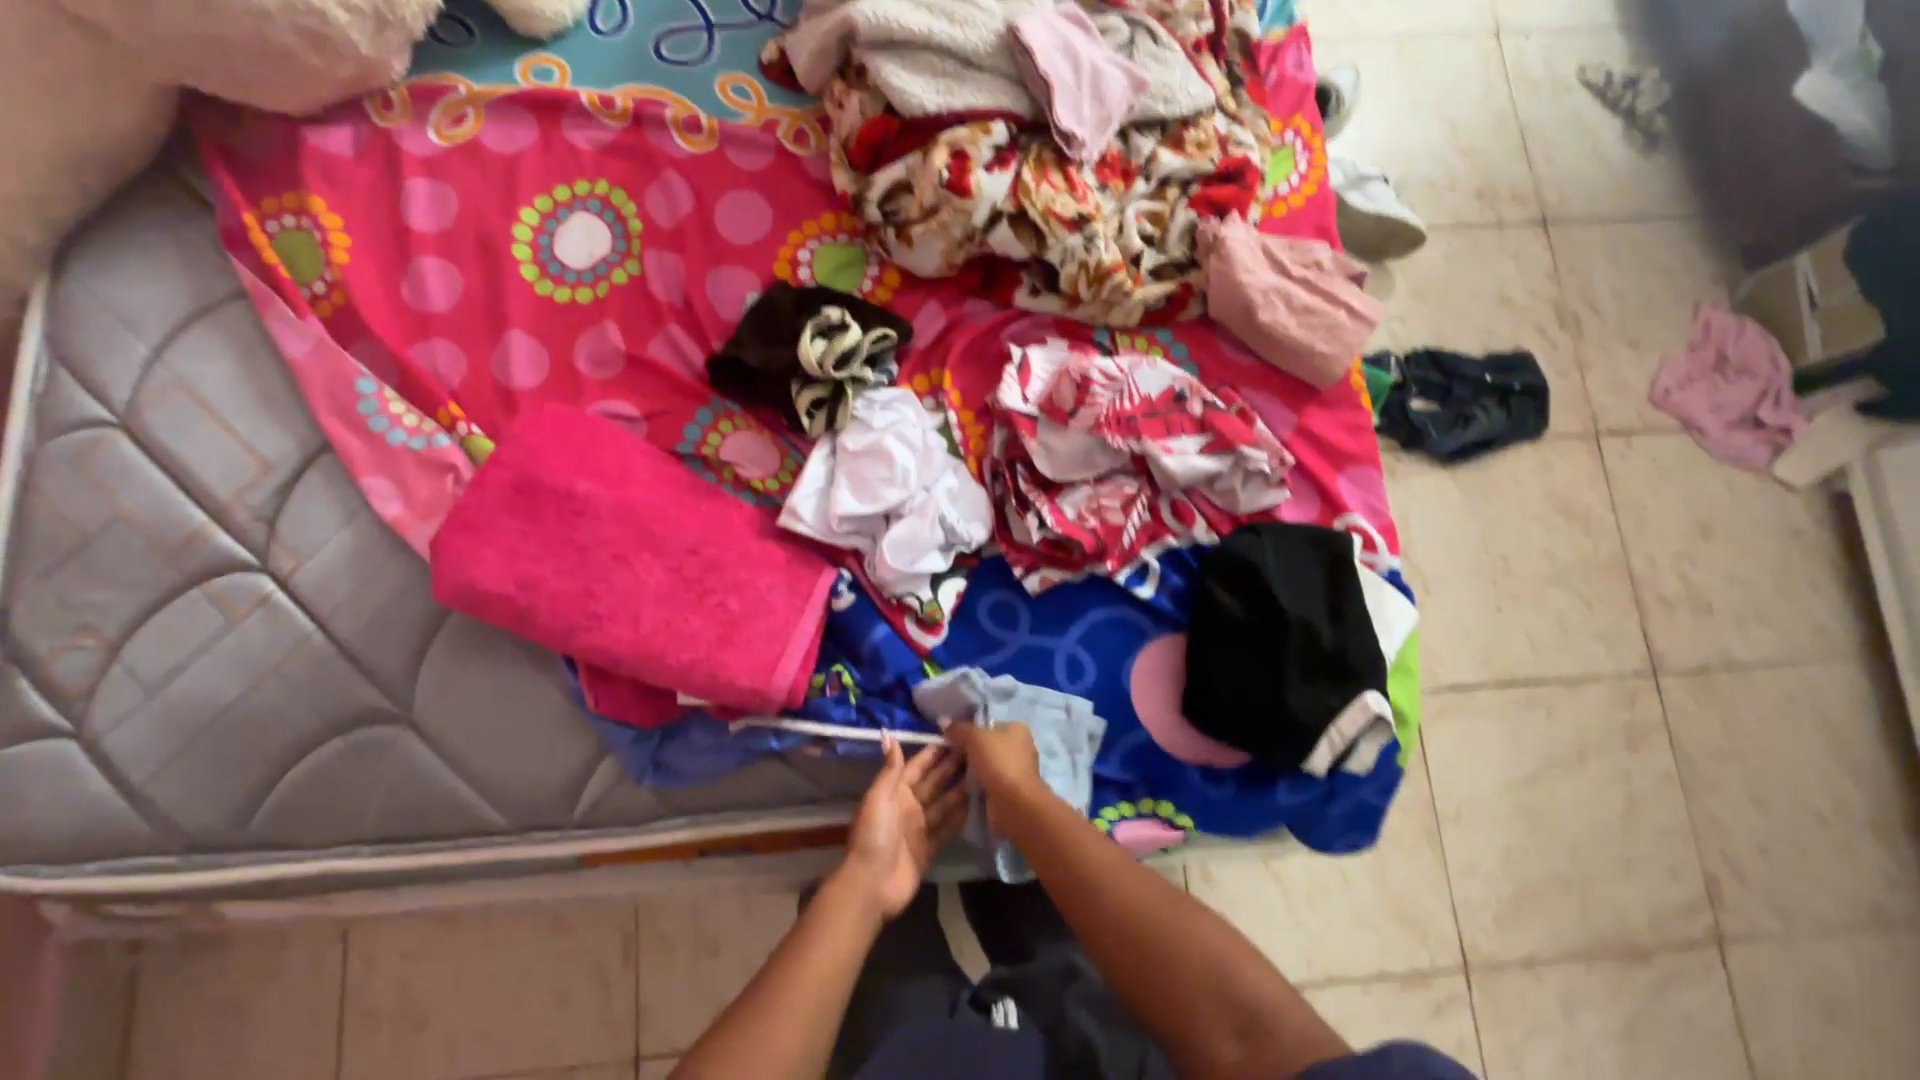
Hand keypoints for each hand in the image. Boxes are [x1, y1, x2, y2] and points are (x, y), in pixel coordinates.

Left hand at [838, 735, 966, 917]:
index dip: (933, 753)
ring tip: (983, 775)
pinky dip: (960, 818)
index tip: (955, 738)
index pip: (917, 768)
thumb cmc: (874, 836)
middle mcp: (908, 807)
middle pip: (933, 784)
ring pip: (943, 805)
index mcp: (894, 793)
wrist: (872, 885)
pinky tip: (977, 806)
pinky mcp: (928, 848)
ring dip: (960, 791)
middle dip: (951, 768)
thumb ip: (890, 770)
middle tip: (977, 753)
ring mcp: (919, 828)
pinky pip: (947, 828)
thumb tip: (889, 735)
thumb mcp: (879, 799)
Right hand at [941, 720, 1042, 829]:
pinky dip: (975, 786)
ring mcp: (1015, 771)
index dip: (968, 730)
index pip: (987, 726)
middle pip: (985, 746)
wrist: (1013, 803)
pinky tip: (960, 788)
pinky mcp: (1009, 791)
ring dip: (969, 771)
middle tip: (946, 758)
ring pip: (984, 766)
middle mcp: (1020, 748)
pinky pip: (986, 783)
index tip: (949, 739)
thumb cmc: (998, 762)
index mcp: (1017, 730)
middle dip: (966, 752)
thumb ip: (959, 728)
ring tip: (949, 774)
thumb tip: (944, 721)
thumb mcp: (975, 737)